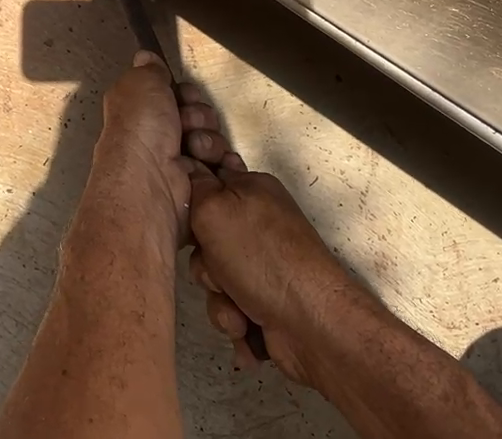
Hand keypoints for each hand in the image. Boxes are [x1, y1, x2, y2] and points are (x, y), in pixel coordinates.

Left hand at [90, 53, 236, 246]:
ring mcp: (180, 163)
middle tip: (187, 123)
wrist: (151, 183)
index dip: (182, 91)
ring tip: (194, 148)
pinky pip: (224, 165)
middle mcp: (158, 137)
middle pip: (198, 114)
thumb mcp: (140, 84)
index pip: (174, 94)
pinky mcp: (200, 185)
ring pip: (213, 139)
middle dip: (198, 115)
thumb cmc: (140, 130)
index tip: (179, 94)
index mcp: (141, 112)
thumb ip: (149, 69)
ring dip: (209, 139)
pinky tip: (214, 164)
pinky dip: (223, 162)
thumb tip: (146, 57)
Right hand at [187, 162, 351, 379]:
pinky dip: (234, 319)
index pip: (207, 183)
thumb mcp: (216, 208)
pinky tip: (246, 327)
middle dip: (204, 263)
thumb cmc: (261, 258)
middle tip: (217, 271)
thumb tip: (188, 174)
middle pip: (205, 237)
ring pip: (214, 276)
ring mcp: (263, 265)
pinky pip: (229, 305)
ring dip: (219, 299)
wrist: (313, 326)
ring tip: (237, 309)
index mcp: (252, 189)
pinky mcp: (265, 301)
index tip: (188, 220)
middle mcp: (258, 224)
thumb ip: (195, 187)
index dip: (193, 202)